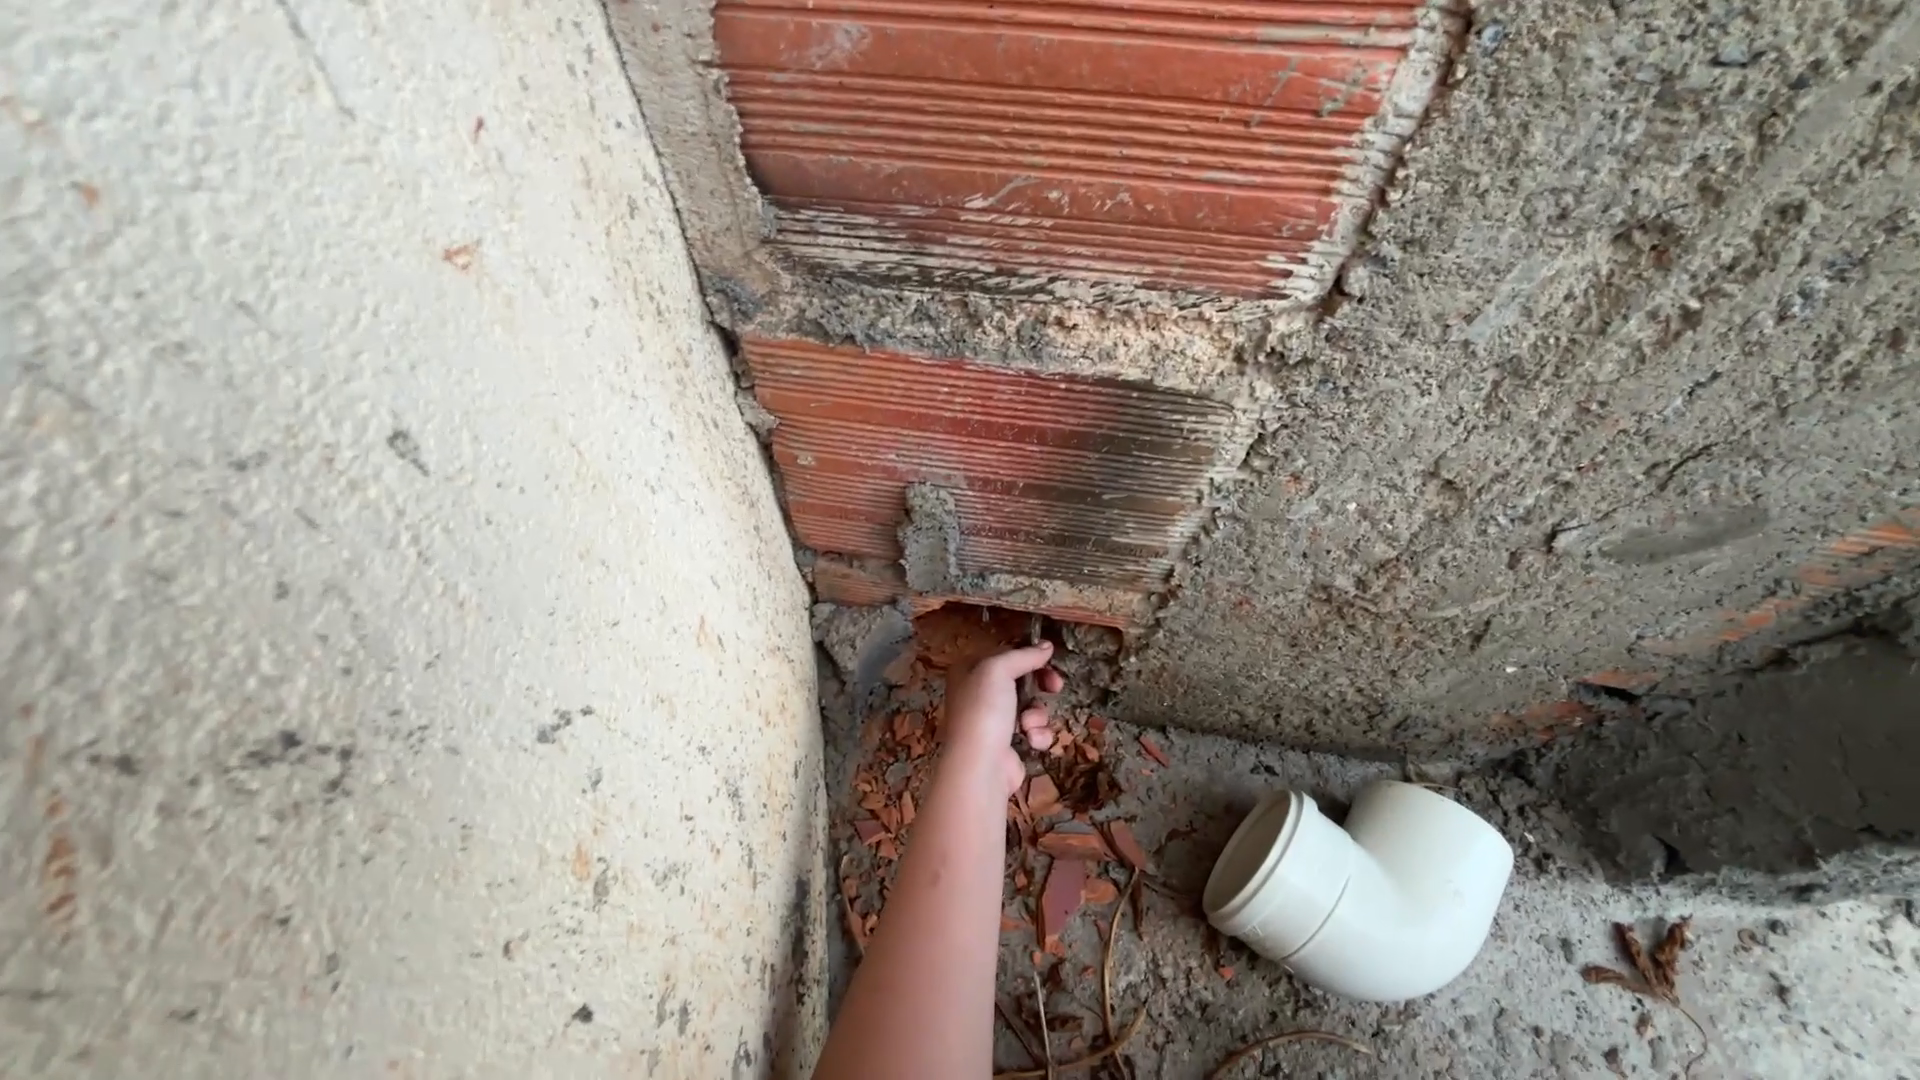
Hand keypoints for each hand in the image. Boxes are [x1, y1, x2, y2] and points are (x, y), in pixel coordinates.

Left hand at [942, 642, 1063, 795]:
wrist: (980, 766)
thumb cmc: (984, 710)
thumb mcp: (998, 670)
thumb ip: (1023, 655)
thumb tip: (1047, 645)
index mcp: (969, 671)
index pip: (1003, 654)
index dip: (1027, 655)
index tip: (1048, 658)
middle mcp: (978, 693)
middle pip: (1020, 679)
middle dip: (1040, 683)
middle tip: (1054, 686)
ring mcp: (993, 720)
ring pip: (1030, 705)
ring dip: (1037, 714)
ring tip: (1028, 724)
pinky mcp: (1008, 743)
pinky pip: (1033, 730)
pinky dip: (1037, 734)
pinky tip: (1031, 741)